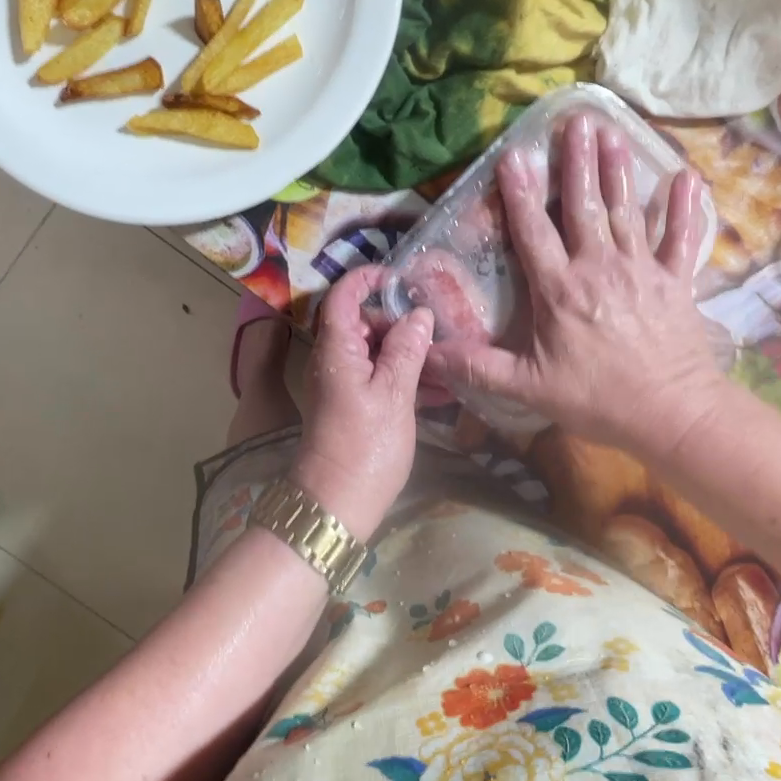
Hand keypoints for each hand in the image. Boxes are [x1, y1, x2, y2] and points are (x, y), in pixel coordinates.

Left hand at [292, 265, 433, 536]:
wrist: (336, 503)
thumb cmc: (365, 444)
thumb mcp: (394, 393)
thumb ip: (406, 350)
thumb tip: (419, 314)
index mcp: (336, 348)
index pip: (343, 296)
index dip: (368, 279)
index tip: (402, 278)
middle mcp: (332, 359)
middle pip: (361, 321)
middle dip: (397, 318)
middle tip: (439, 324)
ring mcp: (341, 383)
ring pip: (373, 350)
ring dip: (405, 349)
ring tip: (447, 355)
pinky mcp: (351, 405)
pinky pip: (377, 375)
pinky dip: (402, 374)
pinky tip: (439, 386)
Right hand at [427, 114, 721, 455]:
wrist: (673, 415)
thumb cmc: (598, 399)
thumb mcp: (528, 387)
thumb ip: (477, 366)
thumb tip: (427, 352)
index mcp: (560, 289)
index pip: (532, 232)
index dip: (519, 193)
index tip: (514, 155)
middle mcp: (599, 268)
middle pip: (584, 206)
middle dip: (576, 162)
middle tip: (575, 121)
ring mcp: (640, 271)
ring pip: (627, 211)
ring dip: (618, 170)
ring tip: (611, 132)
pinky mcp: (675, 282)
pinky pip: (681, 239)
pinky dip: (684, 208)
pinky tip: (686, 177)